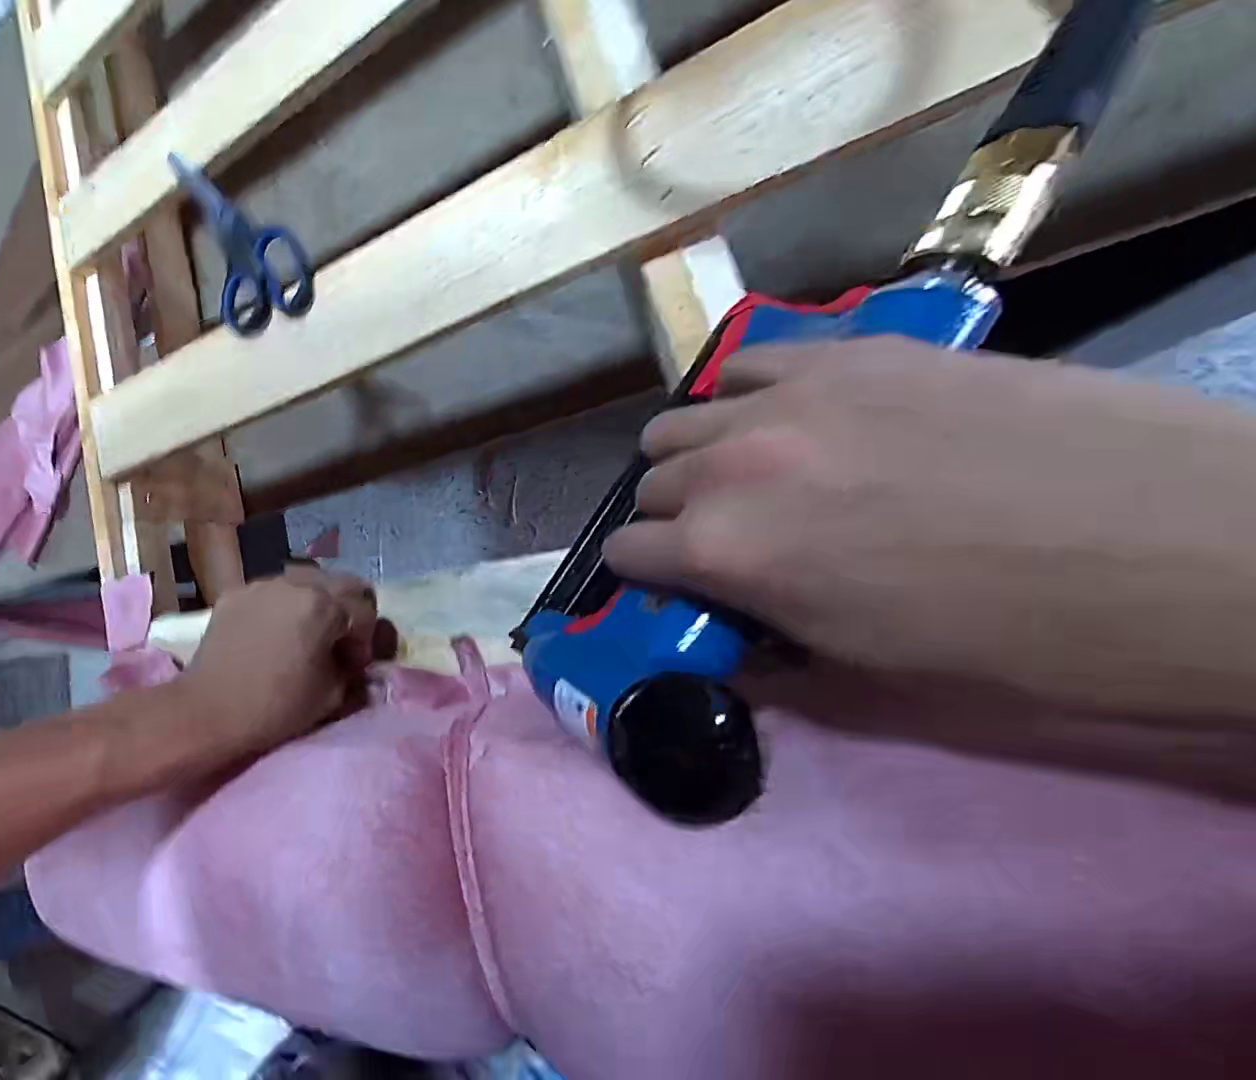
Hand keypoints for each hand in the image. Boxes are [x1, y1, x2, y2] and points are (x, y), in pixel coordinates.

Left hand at [175, 566, 382, 754]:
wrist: (209, 710)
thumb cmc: (276, 706)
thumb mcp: (332, 695)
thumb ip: (352, 668)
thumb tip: (350, 658)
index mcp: (323, 604)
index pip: (365, 610)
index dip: (365, 640)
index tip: (353, 664)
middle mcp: (295, 583)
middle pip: (340, 584)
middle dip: (347, 612)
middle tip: (337, 642)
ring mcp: (262, 584)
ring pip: (305, 581)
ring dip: (314, 603)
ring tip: (303, 634)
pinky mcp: (235, 592)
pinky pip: (271, 592)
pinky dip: (281, 607)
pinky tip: (270, 633)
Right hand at [602, 338, 1255, 718]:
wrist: (1213, 552)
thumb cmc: (1026, 646)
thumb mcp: (866, 685)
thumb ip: (760, 659)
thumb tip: (720, 642)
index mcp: (723, 551)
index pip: (624, 555)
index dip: (647, 577)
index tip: (681, 587)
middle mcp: (729, 467)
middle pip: (648, 485)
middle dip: (671, 518)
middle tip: (729, 537)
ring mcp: (786, 400)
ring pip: (676, 424)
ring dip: (693, 458)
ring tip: (751, 475)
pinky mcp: (851, 355)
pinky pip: (746, 366)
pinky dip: (743, 399)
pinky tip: (788, 420)